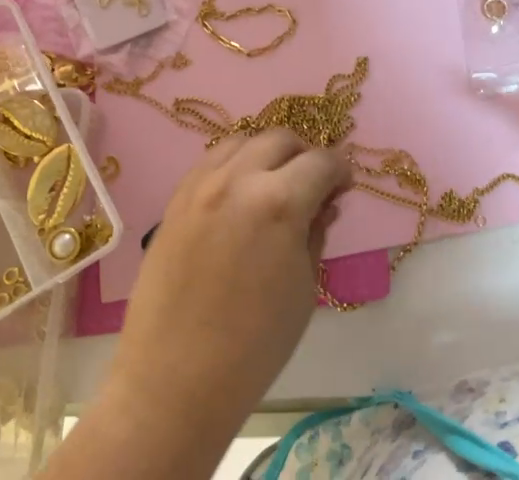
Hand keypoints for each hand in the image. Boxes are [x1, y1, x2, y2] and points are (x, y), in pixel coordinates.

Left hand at [108, 130, 351, 432]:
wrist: (175, 379)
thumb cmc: (254, 345)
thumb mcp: (304, 288)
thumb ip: (315, 234)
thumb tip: (323, 205)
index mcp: (279, 202)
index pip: (321, 162)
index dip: (341, 171)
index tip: (344, 188)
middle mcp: (237, 180)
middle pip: (280, 139)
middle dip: (304, 155)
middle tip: (313, 185)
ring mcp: (199, 187)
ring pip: (241, 141)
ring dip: (266, 154)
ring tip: (275, 185)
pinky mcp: (174, 202)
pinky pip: (209, 163)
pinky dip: (233, 166)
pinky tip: (240, 197)